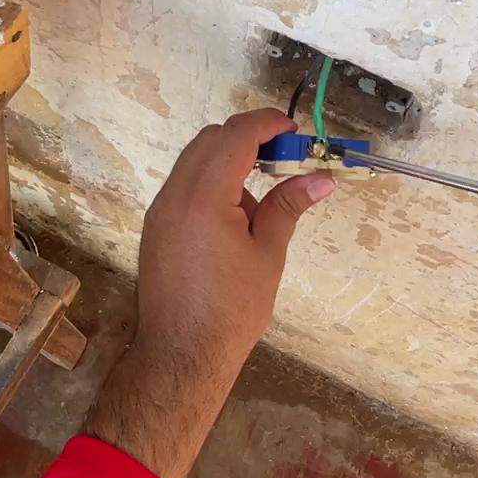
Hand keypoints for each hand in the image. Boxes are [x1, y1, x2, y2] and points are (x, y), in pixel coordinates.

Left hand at [84, 110, 332, 477]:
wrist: (181, 354)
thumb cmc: (232, 308)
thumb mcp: (267, 253)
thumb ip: (288, 206)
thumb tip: (321, 178)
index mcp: (204, 197)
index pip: (235, 136)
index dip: (267, 124)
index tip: (294, 131)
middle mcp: (175, 194)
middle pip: (211, 140)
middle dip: (248, 137)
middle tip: (283, 157)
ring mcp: (160, 210)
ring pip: (194, 160)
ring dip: (229, 159)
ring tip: (261, 197)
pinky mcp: (156, 226)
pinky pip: (185, 184)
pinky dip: (211, 181)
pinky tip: (234, 217)